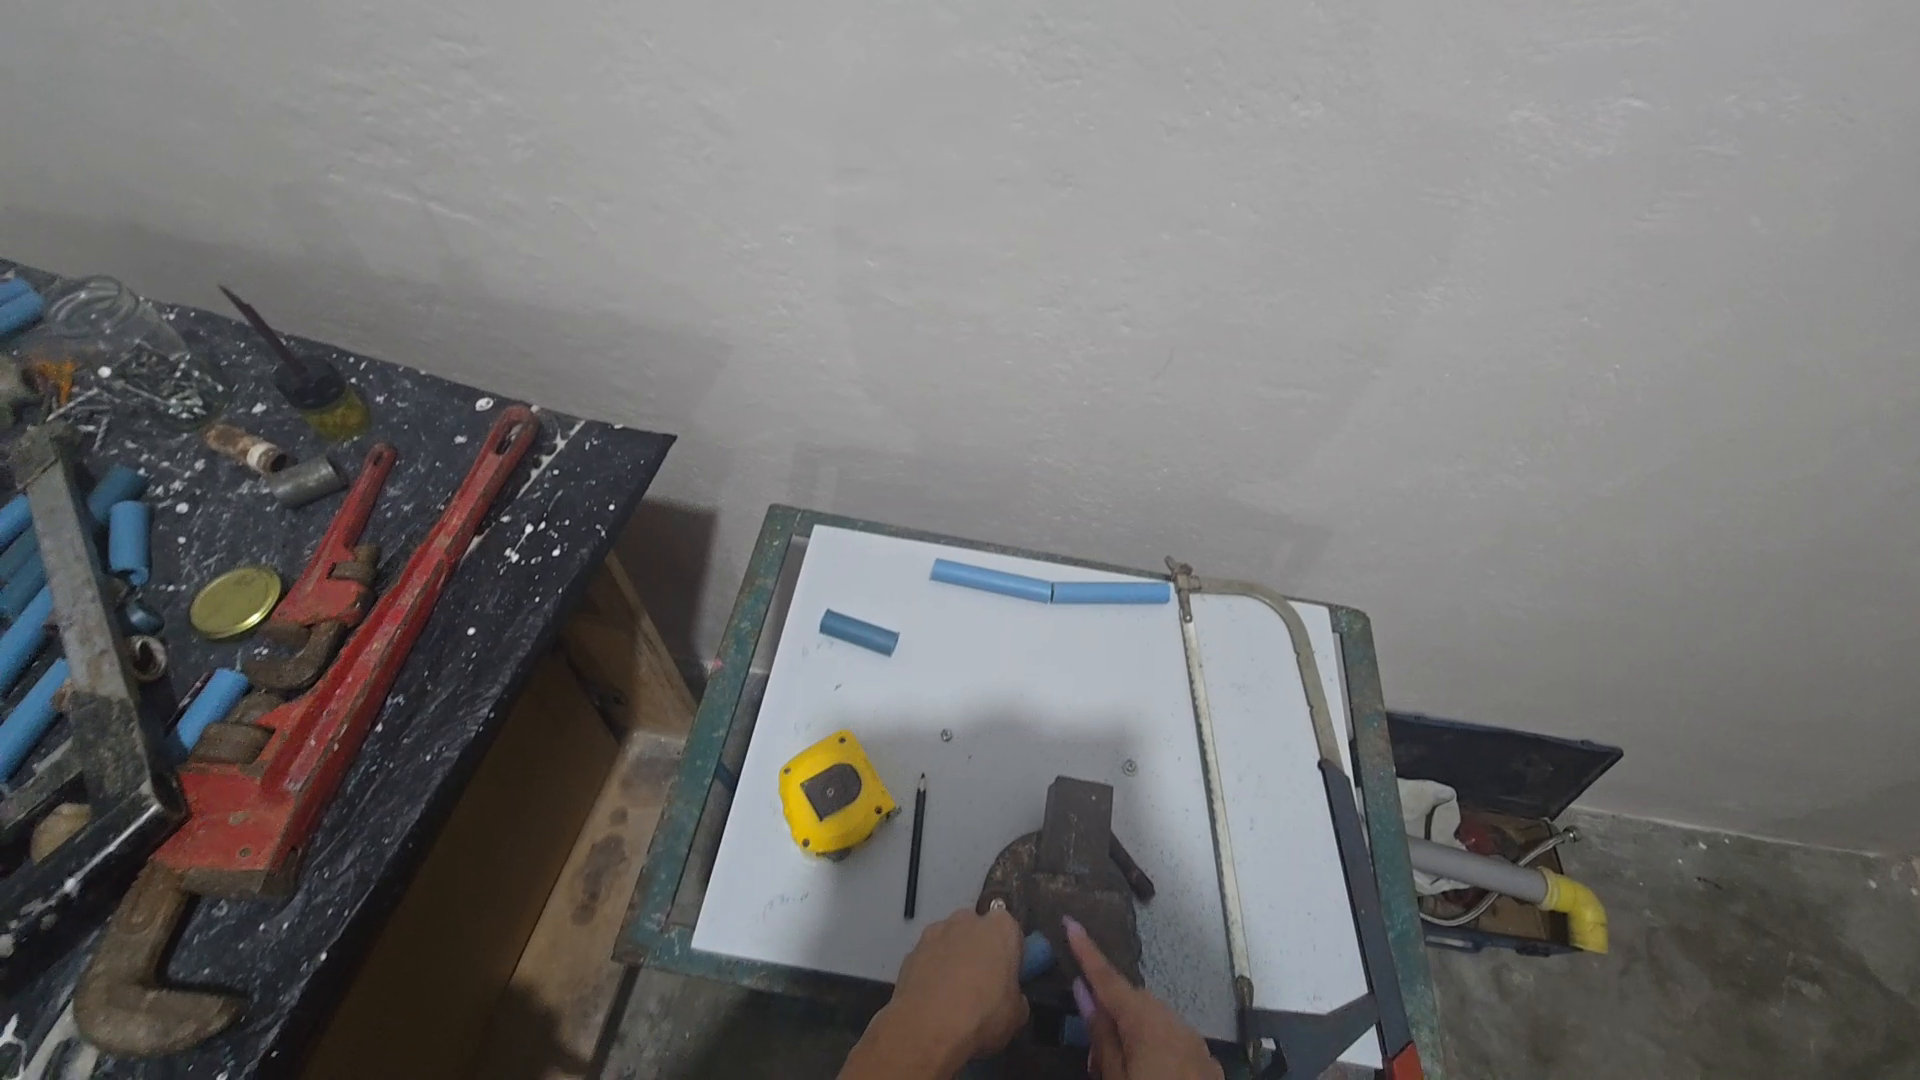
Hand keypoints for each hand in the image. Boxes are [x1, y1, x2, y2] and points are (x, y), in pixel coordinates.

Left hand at [841, 907, 1028, 1078]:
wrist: (929, 1026)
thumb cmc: (983, 1014)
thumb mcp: (1016, 1015)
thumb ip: (1016, 998)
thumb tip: (1011, 998)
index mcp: (1001, 928)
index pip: (1011, 931)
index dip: (1009, 954)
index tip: (1006, 976)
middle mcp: (968, 919)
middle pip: (978, 930)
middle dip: (979, 950)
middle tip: (981, 984)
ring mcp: (936, 930)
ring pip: (950, 940)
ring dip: (953, 958)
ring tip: (952, 994)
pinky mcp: (912, 948)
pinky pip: (929, 956)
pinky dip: (931, 970)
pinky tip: (932, 998)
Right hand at [1066, 915, 1222, 1079]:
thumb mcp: (1115, 1079)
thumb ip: (1101, 1034)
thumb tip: (1084, 990)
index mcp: (1146, 1020)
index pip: (1108, 977)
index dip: (1086, 950)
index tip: (1070, 920)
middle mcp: (1173, 1020)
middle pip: (1132, 999)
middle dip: (1110, 1009)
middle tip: (1091, 1047)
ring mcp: (1194, 1041)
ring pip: (1153, 1019)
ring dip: (1132, 1031)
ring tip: (1116, 1067)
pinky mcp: (1207, 1063)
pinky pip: (1172, 1039)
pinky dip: (1155, 1047)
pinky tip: (1148, 1074)